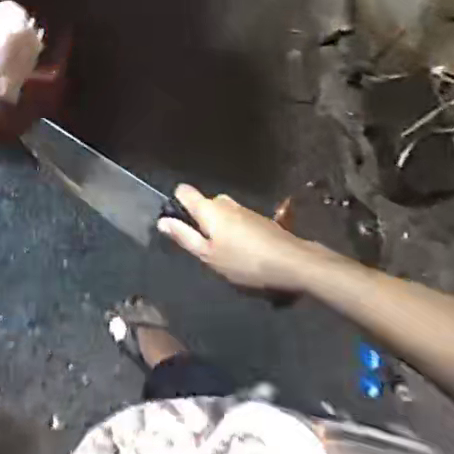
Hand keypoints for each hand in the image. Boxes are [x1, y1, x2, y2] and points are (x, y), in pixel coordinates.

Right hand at [158, 185, 314, 293]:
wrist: (291, 261)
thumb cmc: (244, 261)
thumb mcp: (209, 255)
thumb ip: (184, 237)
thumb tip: (162, 221)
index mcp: (208, 207)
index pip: (183, 191)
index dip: (177, 204)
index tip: (179, 225)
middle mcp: (224, 201)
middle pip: (203, 205)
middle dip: (200, 223)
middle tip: (205, 250)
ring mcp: (243, 208)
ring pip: (221, 214)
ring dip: (219, 230)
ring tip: (227, 256)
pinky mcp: (258, 218)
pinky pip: (237, 221)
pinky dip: (235, 233)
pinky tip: (244, 254)